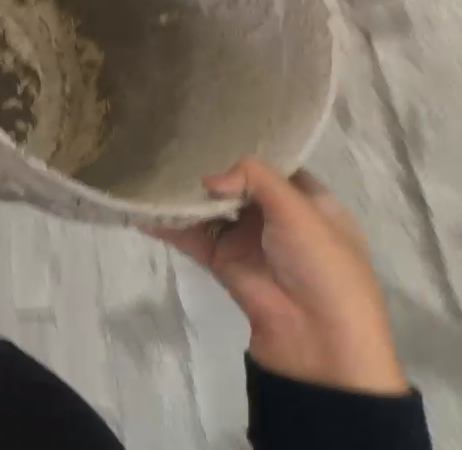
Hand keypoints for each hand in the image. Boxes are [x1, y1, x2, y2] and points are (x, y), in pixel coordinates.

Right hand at [147, 157, 408, 395]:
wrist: (315, 334)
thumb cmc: (322, 265)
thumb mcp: (300, 211)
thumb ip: (254, 178)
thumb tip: (207, 180)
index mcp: (309, 204)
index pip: (275, 167)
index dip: (249, 148)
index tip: (213, 127)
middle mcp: (276, 217)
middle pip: (235, 184)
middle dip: (206, 167)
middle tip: (170, 142)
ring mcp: (245, 239)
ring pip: (208, 207)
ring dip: (182, 194)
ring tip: (147, 168)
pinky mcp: (220, 259)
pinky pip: (187, 234)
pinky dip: (164, 222)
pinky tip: (139, 207)